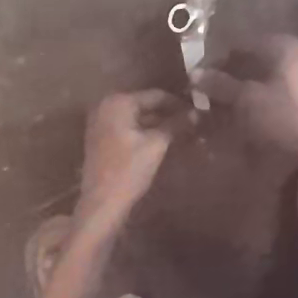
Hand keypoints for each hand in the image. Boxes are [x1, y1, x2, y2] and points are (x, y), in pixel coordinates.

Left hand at [78, 90, 189, 219]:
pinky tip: (161, 141)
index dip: (178, 104)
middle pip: (144, 104)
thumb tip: (197, 113)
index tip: (198, 111)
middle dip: (167, 113)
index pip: (156, 95)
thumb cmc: (129, 170)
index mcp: (118, 102)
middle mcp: (105, 106)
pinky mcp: (99, 138)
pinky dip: (143, 132)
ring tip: (180, 132)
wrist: (102, 202)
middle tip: (191, 122)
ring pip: (136, 117)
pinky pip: (126, 128)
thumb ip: (176, 125)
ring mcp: (99, 122)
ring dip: (157, 123)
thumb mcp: (156, 145)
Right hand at [193, 35, 297, 167]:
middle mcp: (286, 53)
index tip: (194, 86)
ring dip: (234, 97)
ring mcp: (294, 75)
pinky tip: (237, 122)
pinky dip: (249, 106)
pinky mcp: (296, 97)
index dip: (212, 65)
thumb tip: (194, 73)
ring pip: (253, 81)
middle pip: (243, 64)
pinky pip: (265, 95)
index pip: (233, 47)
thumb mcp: (246, 100)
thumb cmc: (285, 118)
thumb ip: (219, 84)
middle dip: (223, 83)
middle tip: (203, 103)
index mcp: (276, 45)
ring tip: (216, 116)